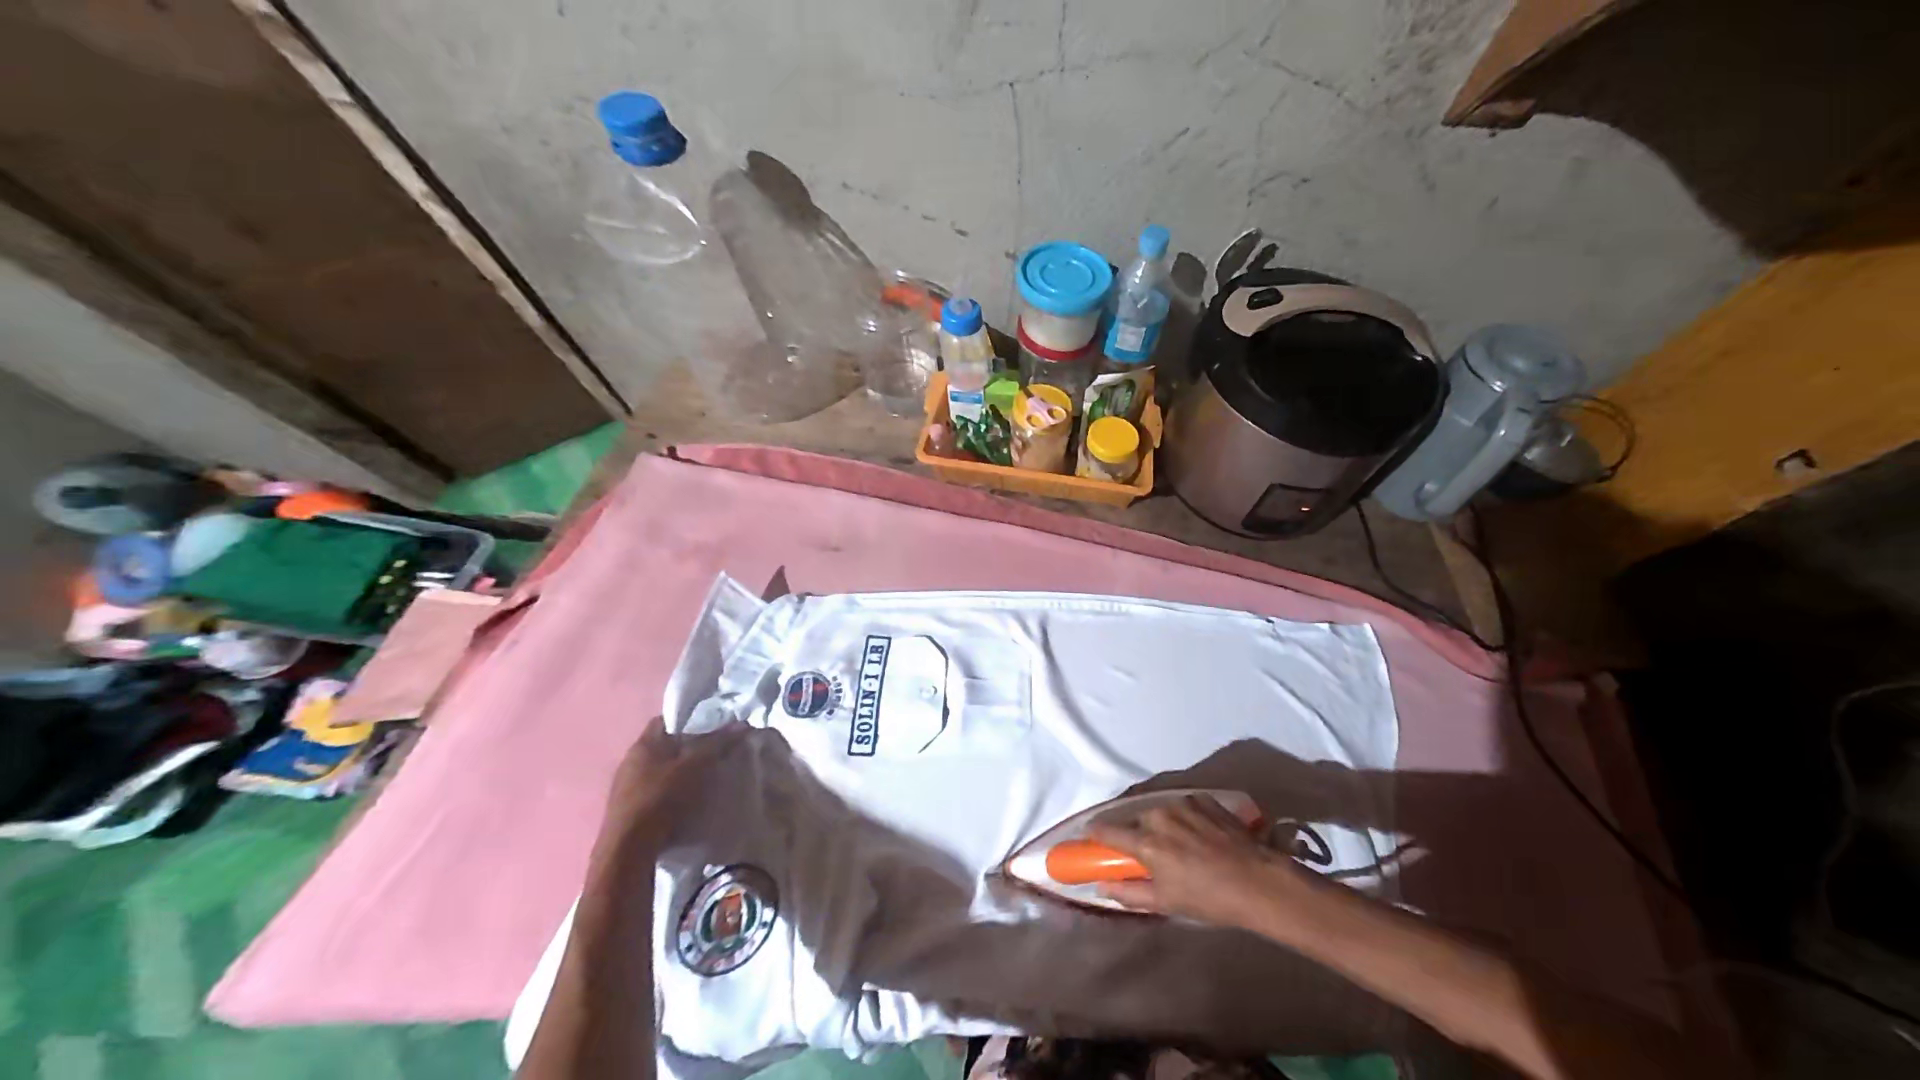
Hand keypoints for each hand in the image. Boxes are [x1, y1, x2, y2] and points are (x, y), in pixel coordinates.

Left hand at [598, 716, 743, 855]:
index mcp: (643, 743)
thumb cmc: (662, 796)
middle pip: (663, 746)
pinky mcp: (624, 810)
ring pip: (657, 770)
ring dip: (676, 774)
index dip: (689, 722)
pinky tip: (682, 805)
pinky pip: (651, 792)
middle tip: (711, 757)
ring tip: (700, 783)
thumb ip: (717, 743)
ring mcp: (623, 786)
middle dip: (686, 750)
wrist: (629, 848)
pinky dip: (667, 794)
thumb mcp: (696, 766)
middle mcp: (629, 760)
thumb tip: (742, 723)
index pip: (666, 720)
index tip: (710, 730)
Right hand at [1087, 795, 1311, 928]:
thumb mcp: (1166, 903)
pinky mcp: (1205, 800)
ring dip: (1161, 824)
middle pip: (1136, 820)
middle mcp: (1159, 815)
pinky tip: (1199, 835)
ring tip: (1178, 844)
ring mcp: (1183, 804)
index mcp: (1146, 841)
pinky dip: (1185, 818)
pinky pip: (1184, 807)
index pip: (1107, 830)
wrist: (1260, 883)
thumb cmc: (1210, 899)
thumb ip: (1128, 892)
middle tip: (1148, 853)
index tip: (1093, 839)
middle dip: (1136, 834)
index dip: (1096, 834)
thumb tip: (1102, 884)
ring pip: (1160, 811)